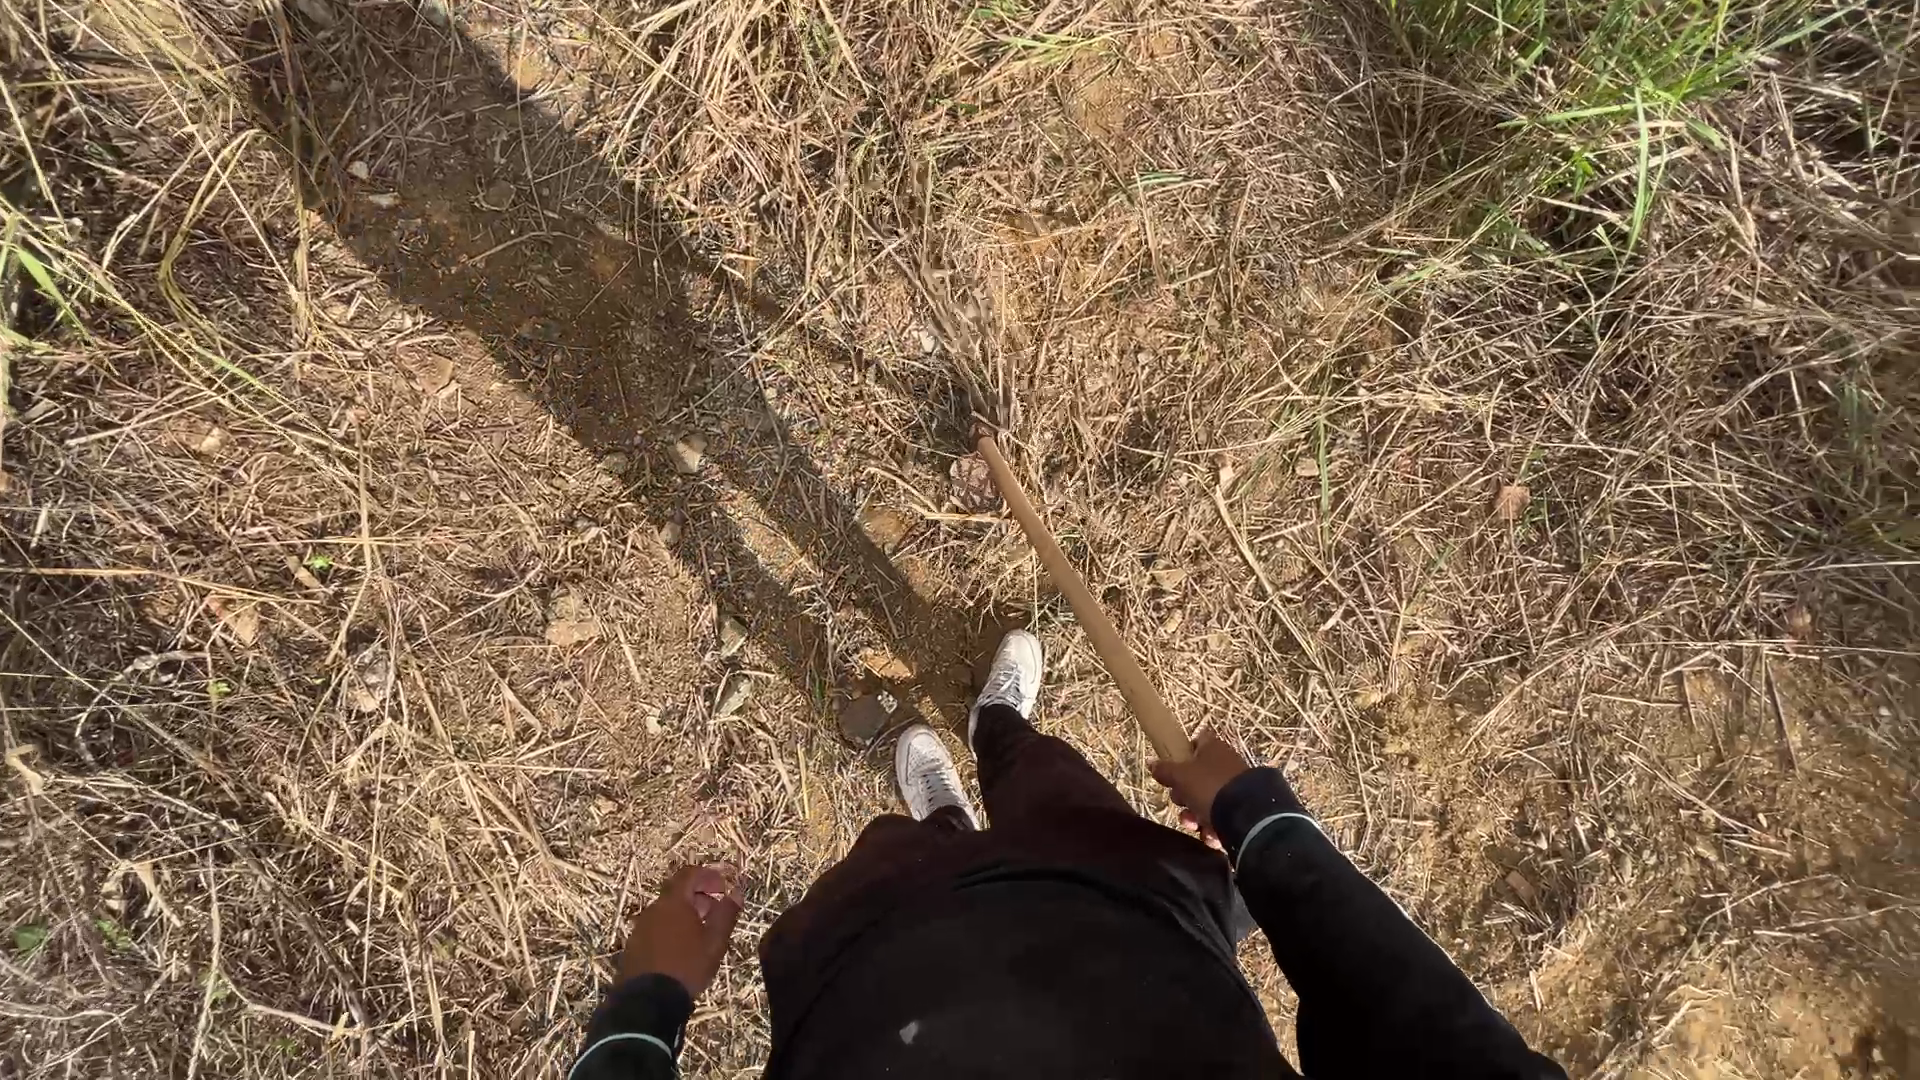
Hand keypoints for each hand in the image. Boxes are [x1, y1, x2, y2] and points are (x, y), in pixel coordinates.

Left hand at [618, 864, 741, 997]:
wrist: (646, 1004)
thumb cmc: (687, 966)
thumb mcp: (715, 941)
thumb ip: (726, 914)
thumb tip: (736, 894)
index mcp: (673, 903)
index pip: (689, 874)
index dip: (708, 876)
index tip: (722, 887)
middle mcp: (653, 910)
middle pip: (677, 892)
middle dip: (698, 896)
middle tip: (714, 911)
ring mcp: (640, 929)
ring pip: (665, 912)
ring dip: (684, 914)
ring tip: (700, 934)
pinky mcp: (633, 948)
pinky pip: (655, 928)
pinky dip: (670, 929)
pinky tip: (680, 950)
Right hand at [1150, 727, 1250, 846]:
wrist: (1248, 817)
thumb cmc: (1209, 787)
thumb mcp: (1180, 776)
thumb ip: (1164, 770)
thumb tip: (1151, 764)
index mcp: (1212, 748)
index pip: (1194, 743)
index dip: (1181, 756)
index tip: (1172, 771)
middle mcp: (1225, 764)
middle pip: (1196, 776)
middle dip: (1184, 795)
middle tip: (1181, 803)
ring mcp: (1235, 786)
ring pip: (1206, 799)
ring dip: (1195, 815)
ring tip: (1194, 825)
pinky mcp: (1243, 808)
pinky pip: (1221, 815)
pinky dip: (1212, 826)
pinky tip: (1210, 834)